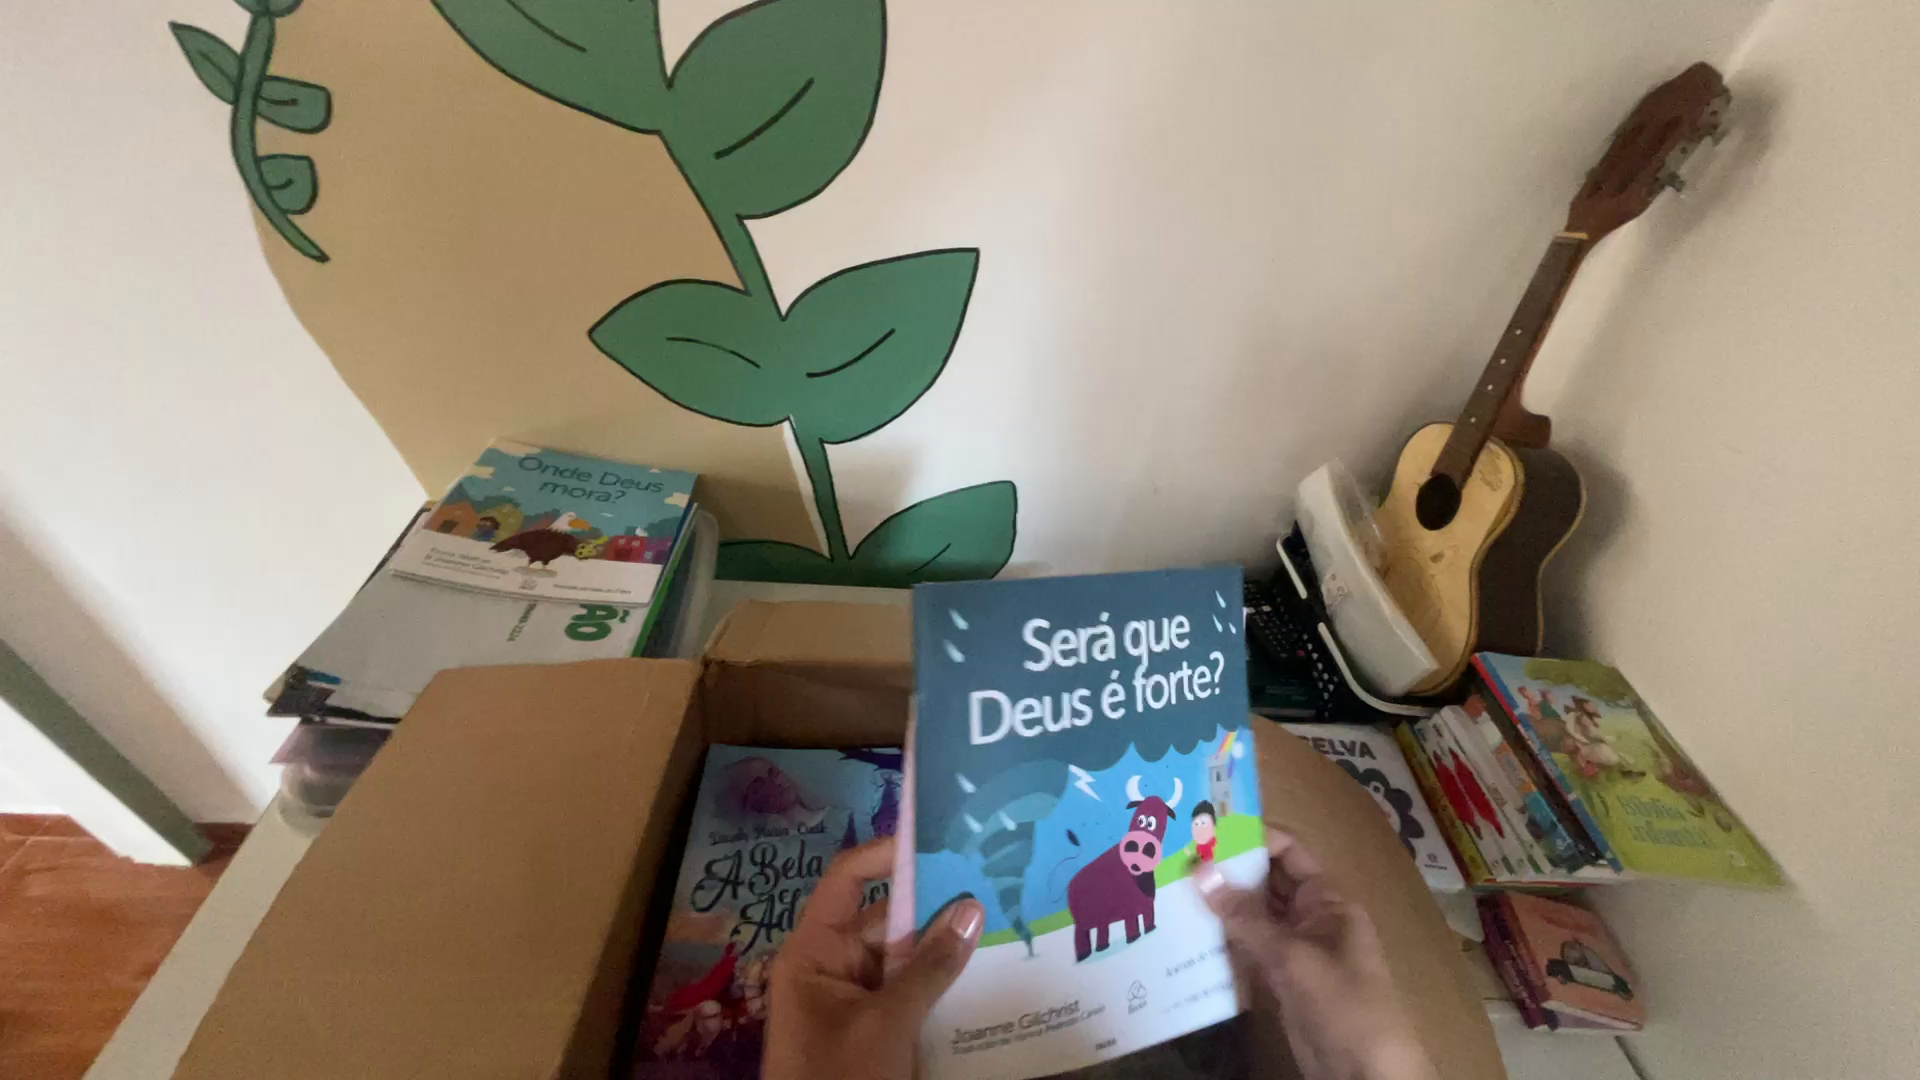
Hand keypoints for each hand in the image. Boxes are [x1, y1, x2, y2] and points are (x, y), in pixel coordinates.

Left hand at [763, 838, 984, 1079]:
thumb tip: (972, 906)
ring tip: (1000, 916)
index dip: (886, 854)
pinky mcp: (878, 1030)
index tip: (937, 839)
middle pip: (888, 917)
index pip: (848, 880)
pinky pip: (912, 990)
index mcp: (816, 951)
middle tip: (989, 879)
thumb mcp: (885, 1025)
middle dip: (935, 903)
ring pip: (906, 955)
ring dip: (945, 944)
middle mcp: (835, 965)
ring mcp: (857, 999)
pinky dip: (943, 981)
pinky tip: (986, 971)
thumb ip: (930, 967)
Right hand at [1194, 831, 1437, 1079]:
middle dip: (1228, 868)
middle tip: (1179, 855)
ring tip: (1174, 885)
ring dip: (1220, 901)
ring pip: (1252, 911)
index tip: (1207, 829)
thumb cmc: (1343, 1002)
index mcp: (1326, 899)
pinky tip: (1189, 928)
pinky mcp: (1280, 975)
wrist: (1368, 1078)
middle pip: (1264, 879)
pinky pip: (1247, 942)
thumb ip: (1244, 915)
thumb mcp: (1292, 955)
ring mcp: (1294, 946)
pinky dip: (1223, 934)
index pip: (1286, 851)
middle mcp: (1309, 915)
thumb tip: (1199, 870)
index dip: (1251, 836)